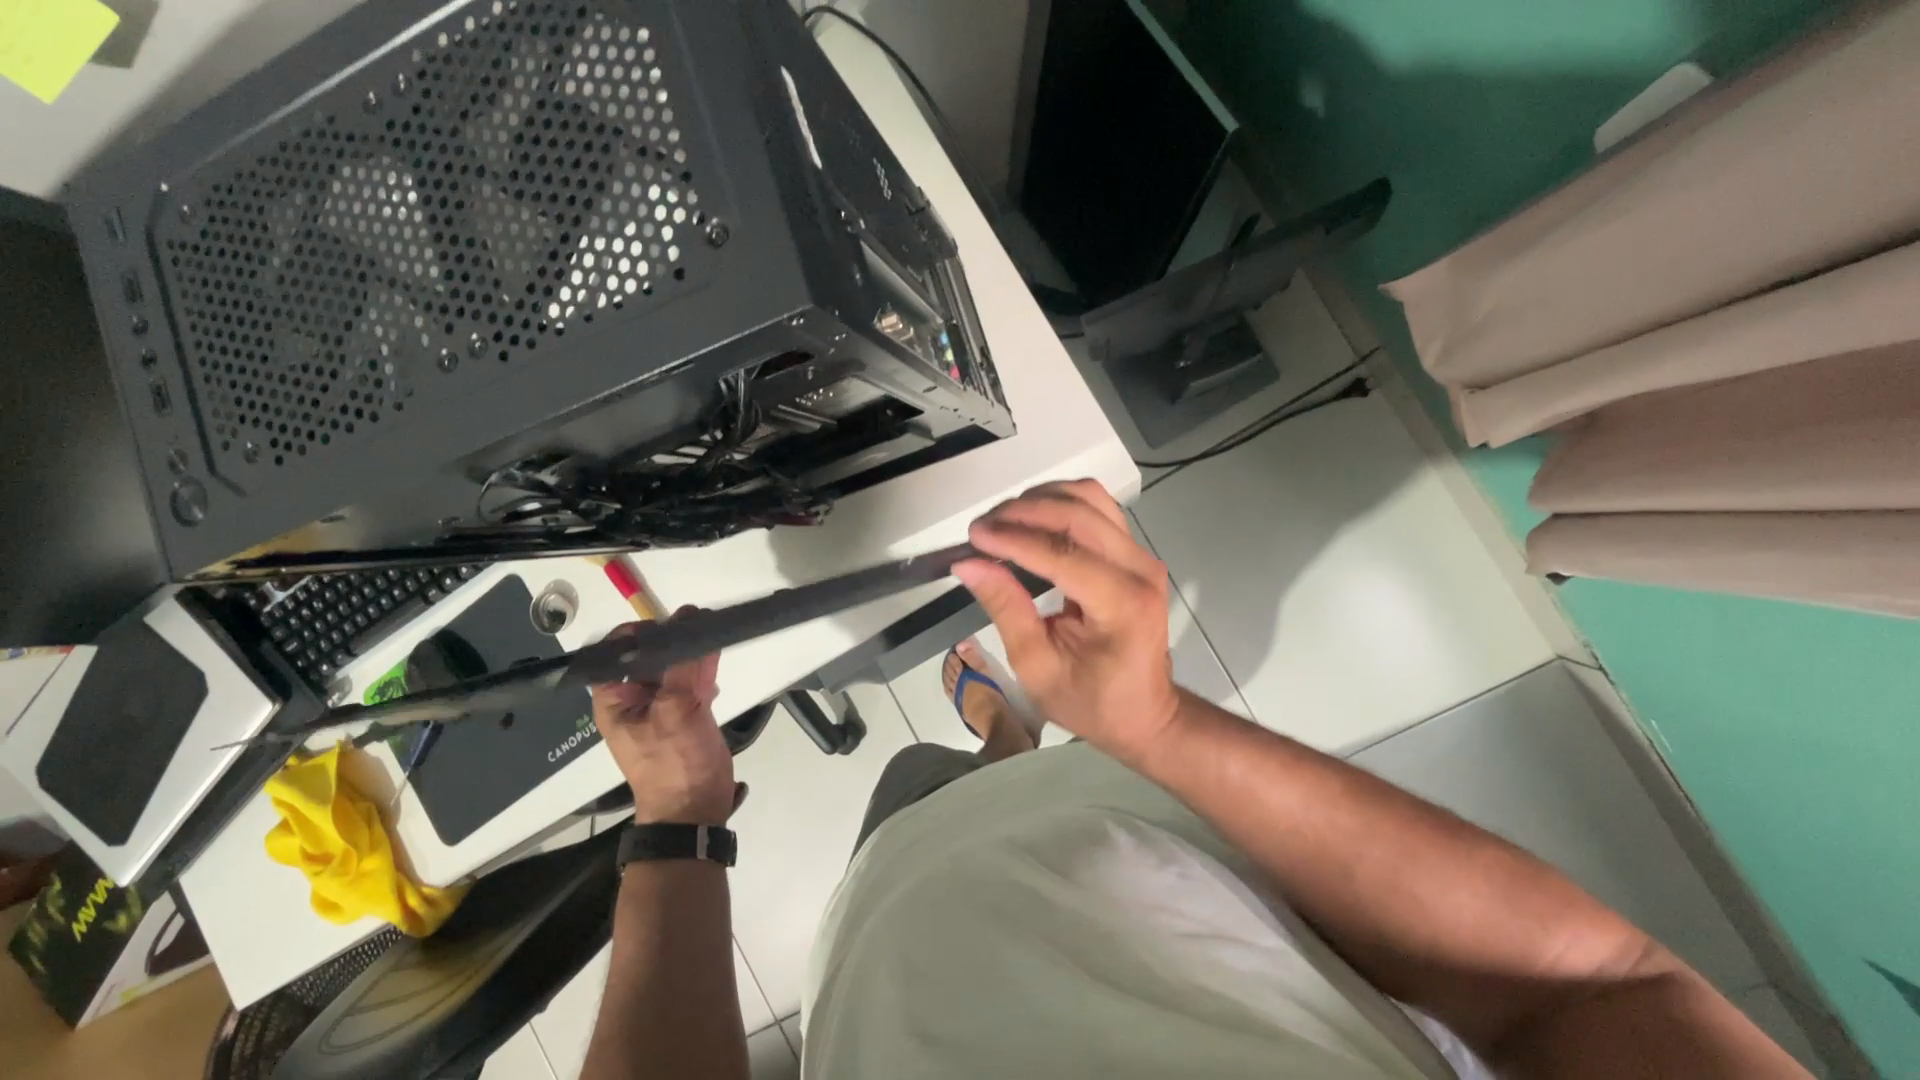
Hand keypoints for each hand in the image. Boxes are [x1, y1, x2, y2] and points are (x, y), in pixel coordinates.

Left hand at [590, 611, 736, 824]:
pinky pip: (692, 682)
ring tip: (710, 628)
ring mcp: (662, 707)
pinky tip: (716, 655)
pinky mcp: (687, 715)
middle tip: (696, 619)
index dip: (634, 633)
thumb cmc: (674, 763)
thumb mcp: (675, 710)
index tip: (664, 621)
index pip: (614, 654)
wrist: (694, 811)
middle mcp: (634, 700)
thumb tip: (691, 619)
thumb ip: (684, 665)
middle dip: (671, 638)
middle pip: (648, 657)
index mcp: (615, 700)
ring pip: (674, 668)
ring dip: (691, 651)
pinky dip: (704, 668)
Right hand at [952, 479, 1183, 764]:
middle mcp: (1140, 570)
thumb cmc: (1091, 702)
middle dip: (1023, 513)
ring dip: (1042, 500)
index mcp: (1122, 606)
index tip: (973, 536)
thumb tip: (968, 564)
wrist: (1144, 713)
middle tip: (981, 528)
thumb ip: (1006, 608)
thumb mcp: (1037, 667)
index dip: (1015, 539)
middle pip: (1079, 515)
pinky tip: (1031, 520)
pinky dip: (1060, 503)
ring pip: (1091, 499)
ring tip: (1002, 522)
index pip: (1064, 554)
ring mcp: (1142, 556)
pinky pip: (1098, 508)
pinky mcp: (1135, 551)